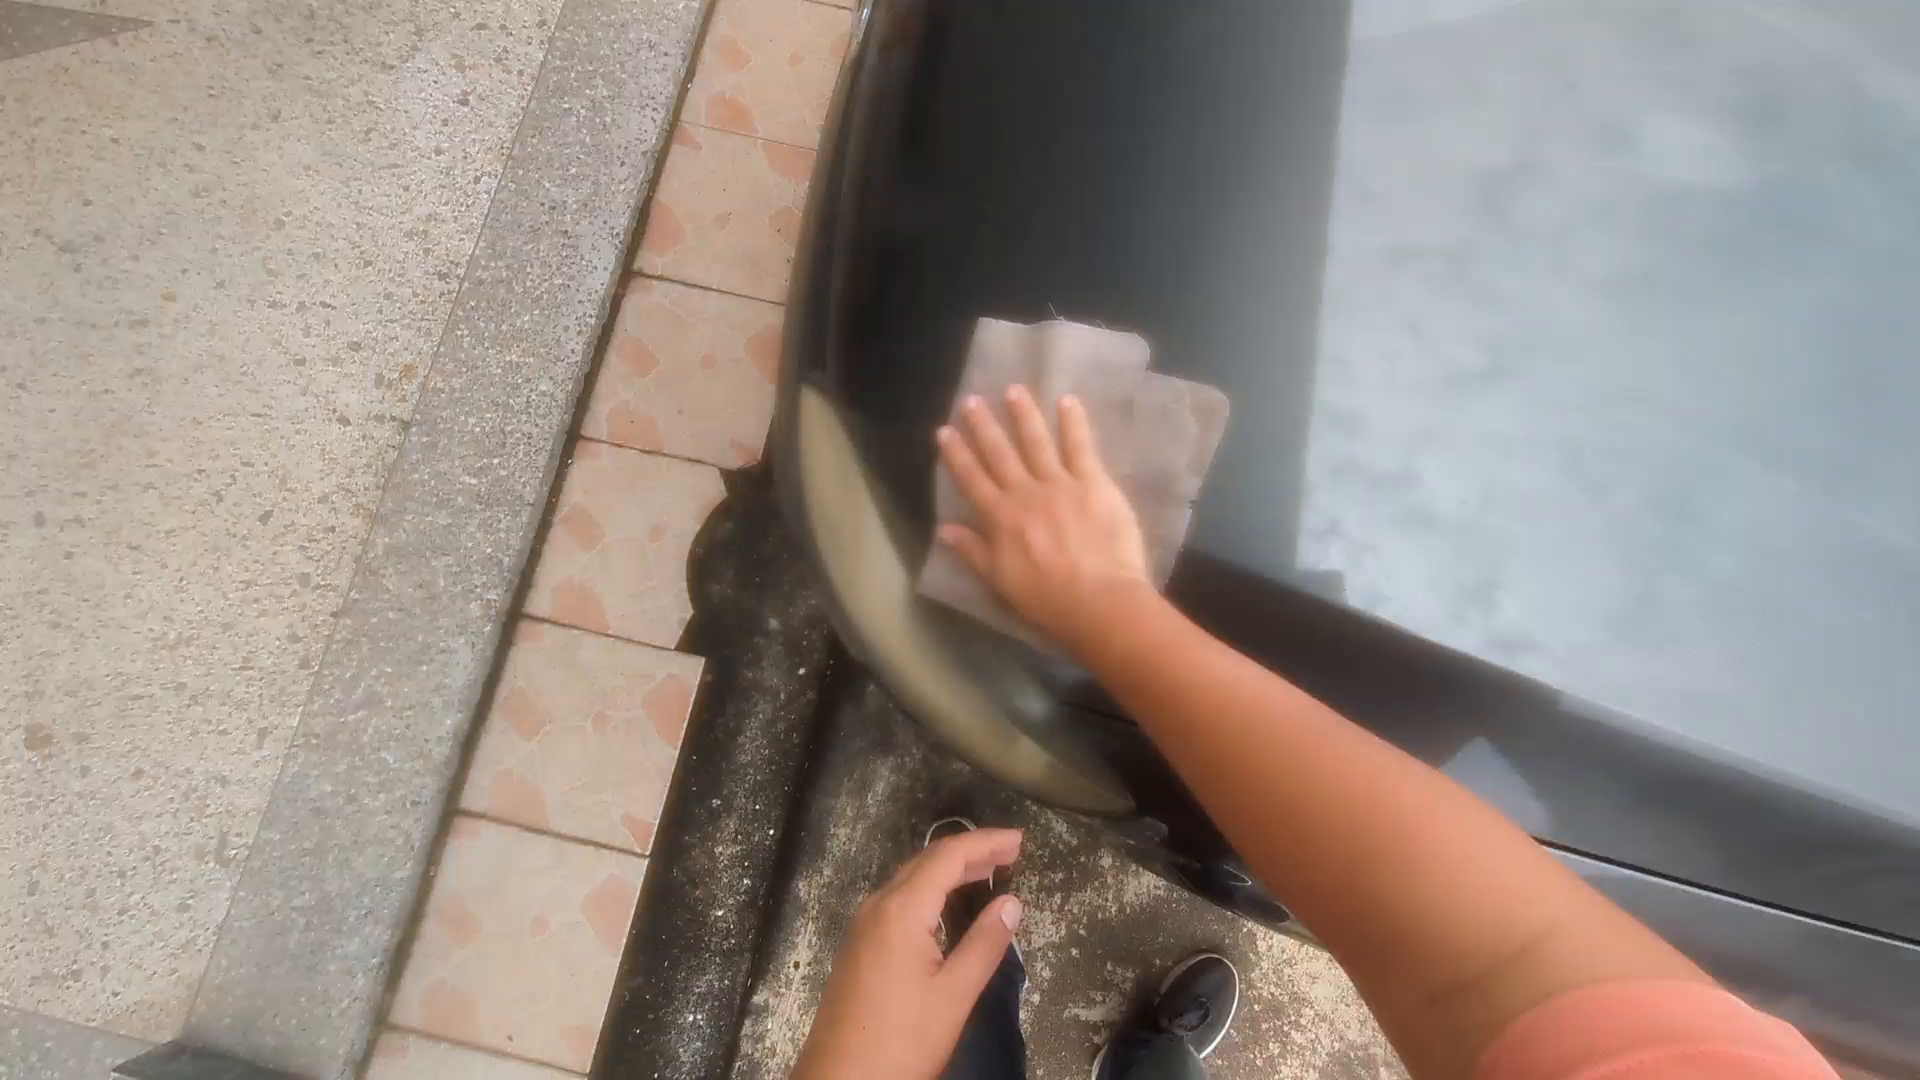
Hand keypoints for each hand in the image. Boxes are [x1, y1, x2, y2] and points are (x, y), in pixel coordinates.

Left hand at [791, 828, 1024, 1079]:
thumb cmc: (900, 1043)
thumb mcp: (952, 997)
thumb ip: (984, 944)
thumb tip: (1012, 902)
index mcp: (901, 909)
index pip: (948, 855)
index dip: (986, 842)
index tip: (1020, 841)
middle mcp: (878, 904)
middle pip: (928, 860)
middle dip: (971, 851)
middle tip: (1011, 853)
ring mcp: (864, 924)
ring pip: (912, 878)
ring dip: (950, 869)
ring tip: (989, 871)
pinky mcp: (860, 944)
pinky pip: (900, 897)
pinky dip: (931, 889)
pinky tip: (948, 905)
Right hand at [936, 385, 1153, 658]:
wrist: (1098, 600)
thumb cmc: (1047, 599)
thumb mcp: (999, 581)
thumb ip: (972, 552)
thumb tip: (943, 529)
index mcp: (1000, 518)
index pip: (972, 479)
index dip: (956, 455)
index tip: (944, 431)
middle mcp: (1025, 493)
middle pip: (1000, 453)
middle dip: (984, 426)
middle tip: (972, 400)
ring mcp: (1060, 484)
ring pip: (1037, 442)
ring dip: (1024, 414)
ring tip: (1014, 390)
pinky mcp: (1094, 483)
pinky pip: (1081, 446)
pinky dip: (1074, 422)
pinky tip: (1067, 401)